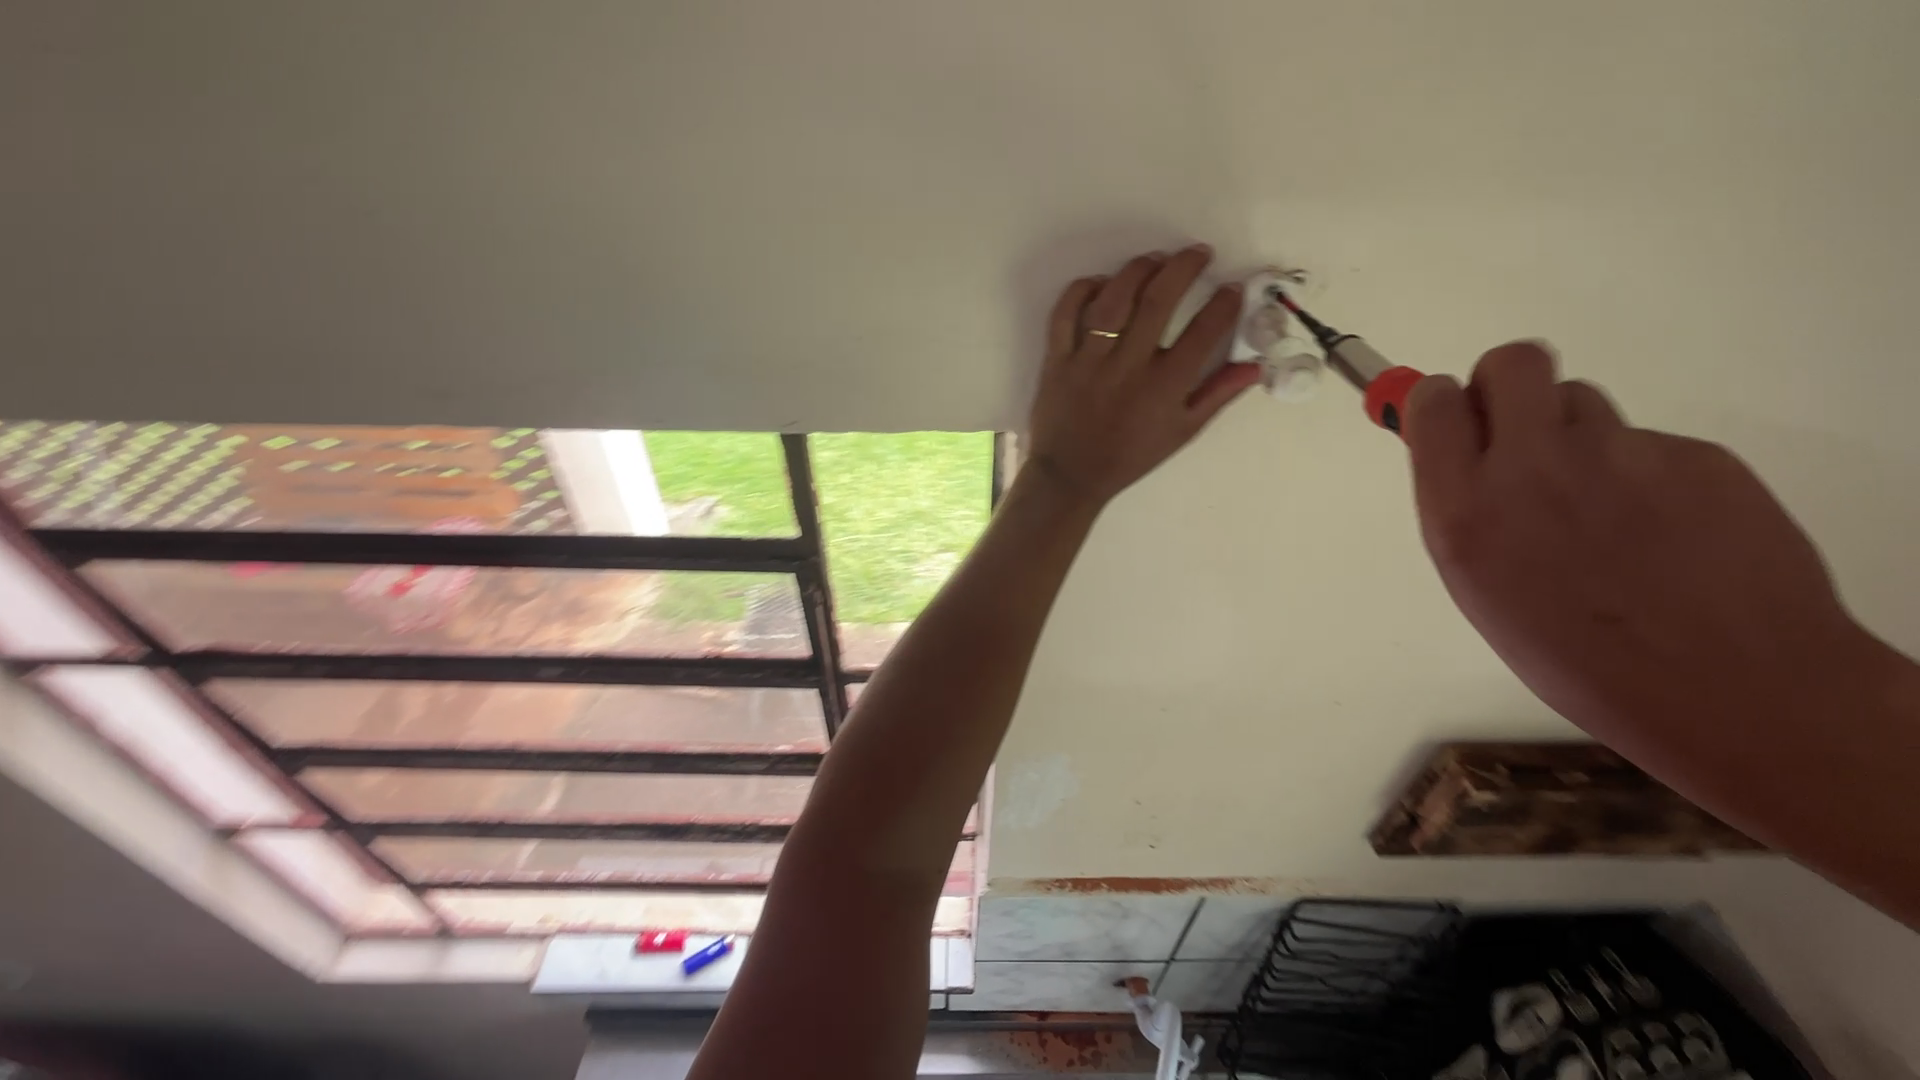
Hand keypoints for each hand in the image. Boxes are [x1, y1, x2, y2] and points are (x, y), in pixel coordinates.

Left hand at [1025, 245, 1263, 506]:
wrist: (1071, 476)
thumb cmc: (1130, 455)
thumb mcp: (1181, 431)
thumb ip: (1217, 395)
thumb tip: (1254, 366)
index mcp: (1164, 387)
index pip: (1204, 332)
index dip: (1223, 303)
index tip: (1231, 288)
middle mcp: (1128, 368)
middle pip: (1158, 300)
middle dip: (1183, 267)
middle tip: (1198, 254)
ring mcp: (1088, 361)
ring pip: (1113, 300)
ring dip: (1137, 271)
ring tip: (1155, 260)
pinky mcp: (1056, 360)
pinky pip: (1065, 314)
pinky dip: (1082, 290)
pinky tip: (1101, 282)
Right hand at [1405, 341, 1878, 751]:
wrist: (1731, 688)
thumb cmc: (1578, 660)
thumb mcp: (1484, 590)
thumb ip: (1467, 511)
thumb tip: (1465, 459)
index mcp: (1466, 511)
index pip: (1434, 401)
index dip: (1445, 403)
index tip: (1459, 422)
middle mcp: (1533, 467)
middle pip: (1512, 363)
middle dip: (1509, 387)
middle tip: (1526, 434)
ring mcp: (1621, 454)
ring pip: (1583, 404)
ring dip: (1578, 438)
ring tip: (1605, 506)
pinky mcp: (1697, 455)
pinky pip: (1650, 444)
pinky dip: (1647, 476)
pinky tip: (1667, 532)